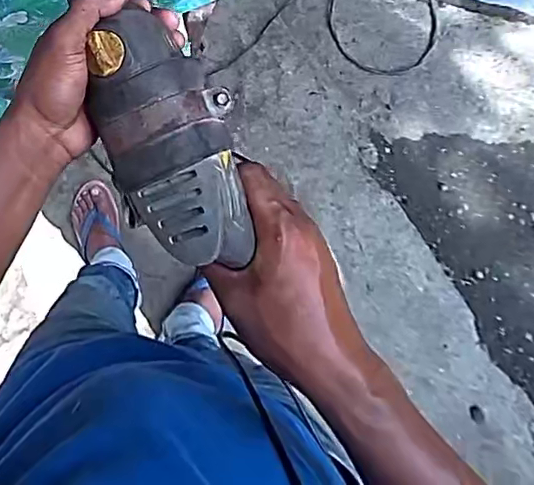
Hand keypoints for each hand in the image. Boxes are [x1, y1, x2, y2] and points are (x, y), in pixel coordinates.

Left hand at [6, 0, 183, 164]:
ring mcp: (109, 72)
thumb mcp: (63, 40)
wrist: (48, 136)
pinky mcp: (120, 94)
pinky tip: (173, 65)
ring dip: (162, 43)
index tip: (150, 7)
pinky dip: (159, 70)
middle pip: (132, 29)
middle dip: (154, 23)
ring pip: (142, 52)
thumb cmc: (47, 88)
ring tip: (177, 40)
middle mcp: (95, 49)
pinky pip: (143, 78)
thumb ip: (87, 10)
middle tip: (171, 24)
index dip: (133, 5)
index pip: (111, 9)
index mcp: (78, 31)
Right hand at [204, 161, 374, 390]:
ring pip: (280, 200)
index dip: (228, 168)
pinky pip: (291, 219)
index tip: (210, 171)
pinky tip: (256, 243)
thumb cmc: (291, 335)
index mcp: (280, 227)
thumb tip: (201, 248)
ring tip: (232, 219)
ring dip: (256, 202)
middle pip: (268, 182)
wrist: (332, 364)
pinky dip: (271, 219)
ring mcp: (314, 238)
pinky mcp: (319, 252)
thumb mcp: (234, 298)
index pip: (254, 174)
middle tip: (215, 195)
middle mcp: (302, 226)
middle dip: (239, 184)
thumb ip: (212, 263)